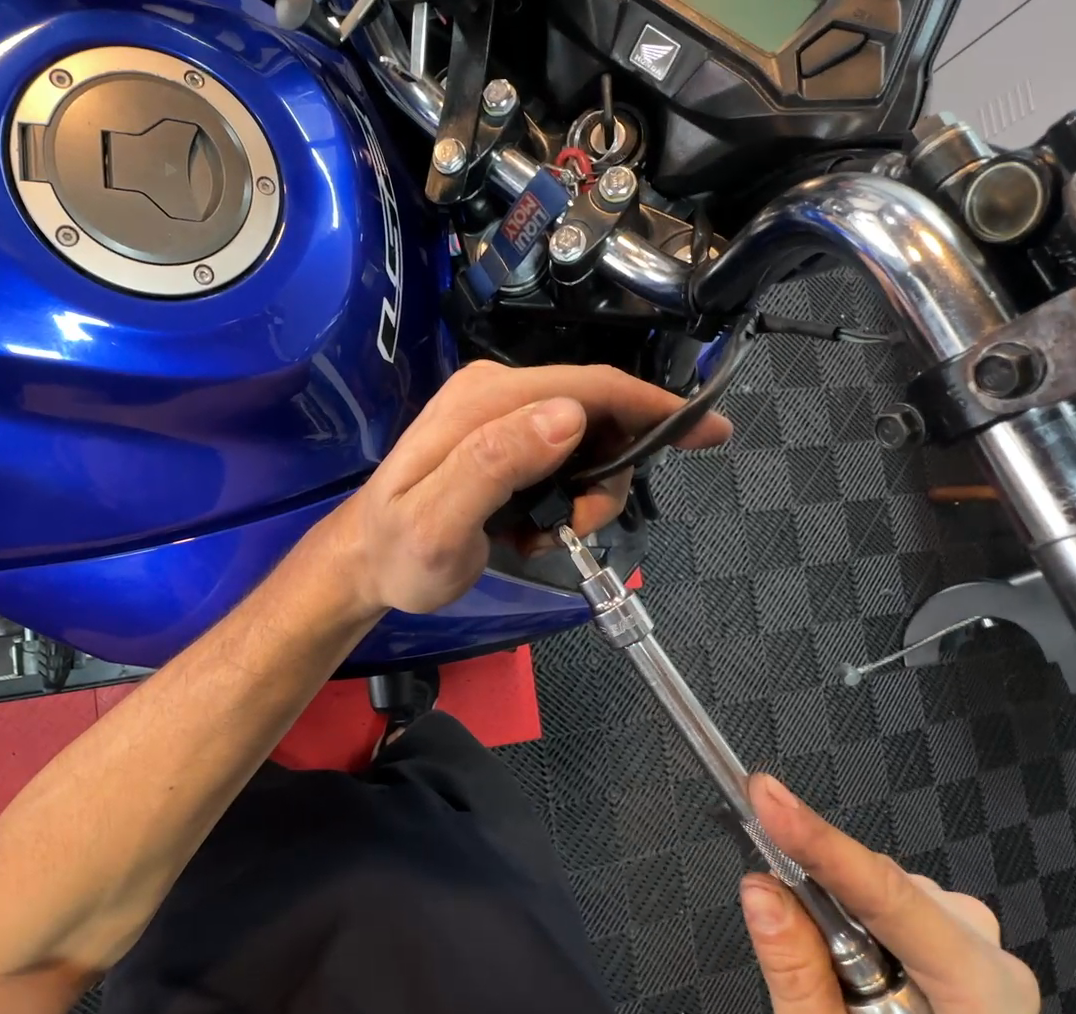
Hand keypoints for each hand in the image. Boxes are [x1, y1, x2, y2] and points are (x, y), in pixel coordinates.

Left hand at [322, 360, 730, 615]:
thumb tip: (569, 417)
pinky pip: (563, 460)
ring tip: (549, 536)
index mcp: (487, 401)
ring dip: (585, 495)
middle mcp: (497, 395)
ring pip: (585, 441)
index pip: (590, 387)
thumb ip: (496, 465)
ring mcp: (500, 417)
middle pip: (595, 414)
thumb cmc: (399, 553)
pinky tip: (533, 530)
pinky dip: (565, 499)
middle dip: (610, 473)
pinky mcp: (502, 443)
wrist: (366, 563)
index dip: (654, 406)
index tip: (709, 431)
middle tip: (582, 528)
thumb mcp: (440, 522)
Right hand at [740, 773, 1038, 1013]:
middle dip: (821, 892)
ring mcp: (970, 944)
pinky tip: (837, 968)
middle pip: (882, 886)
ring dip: (828, 913)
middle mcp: (989, 955)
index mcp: (985, 995)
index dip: (823, 845)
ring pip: (874, 888)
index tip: (766, 797)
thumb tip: (758, 886)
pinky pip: (873, 899)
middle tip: (772, 915)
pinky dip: (836, 917)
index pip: (891, 899)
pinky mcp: (945, 942)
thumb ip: (797, 979)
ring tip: (828, 990)